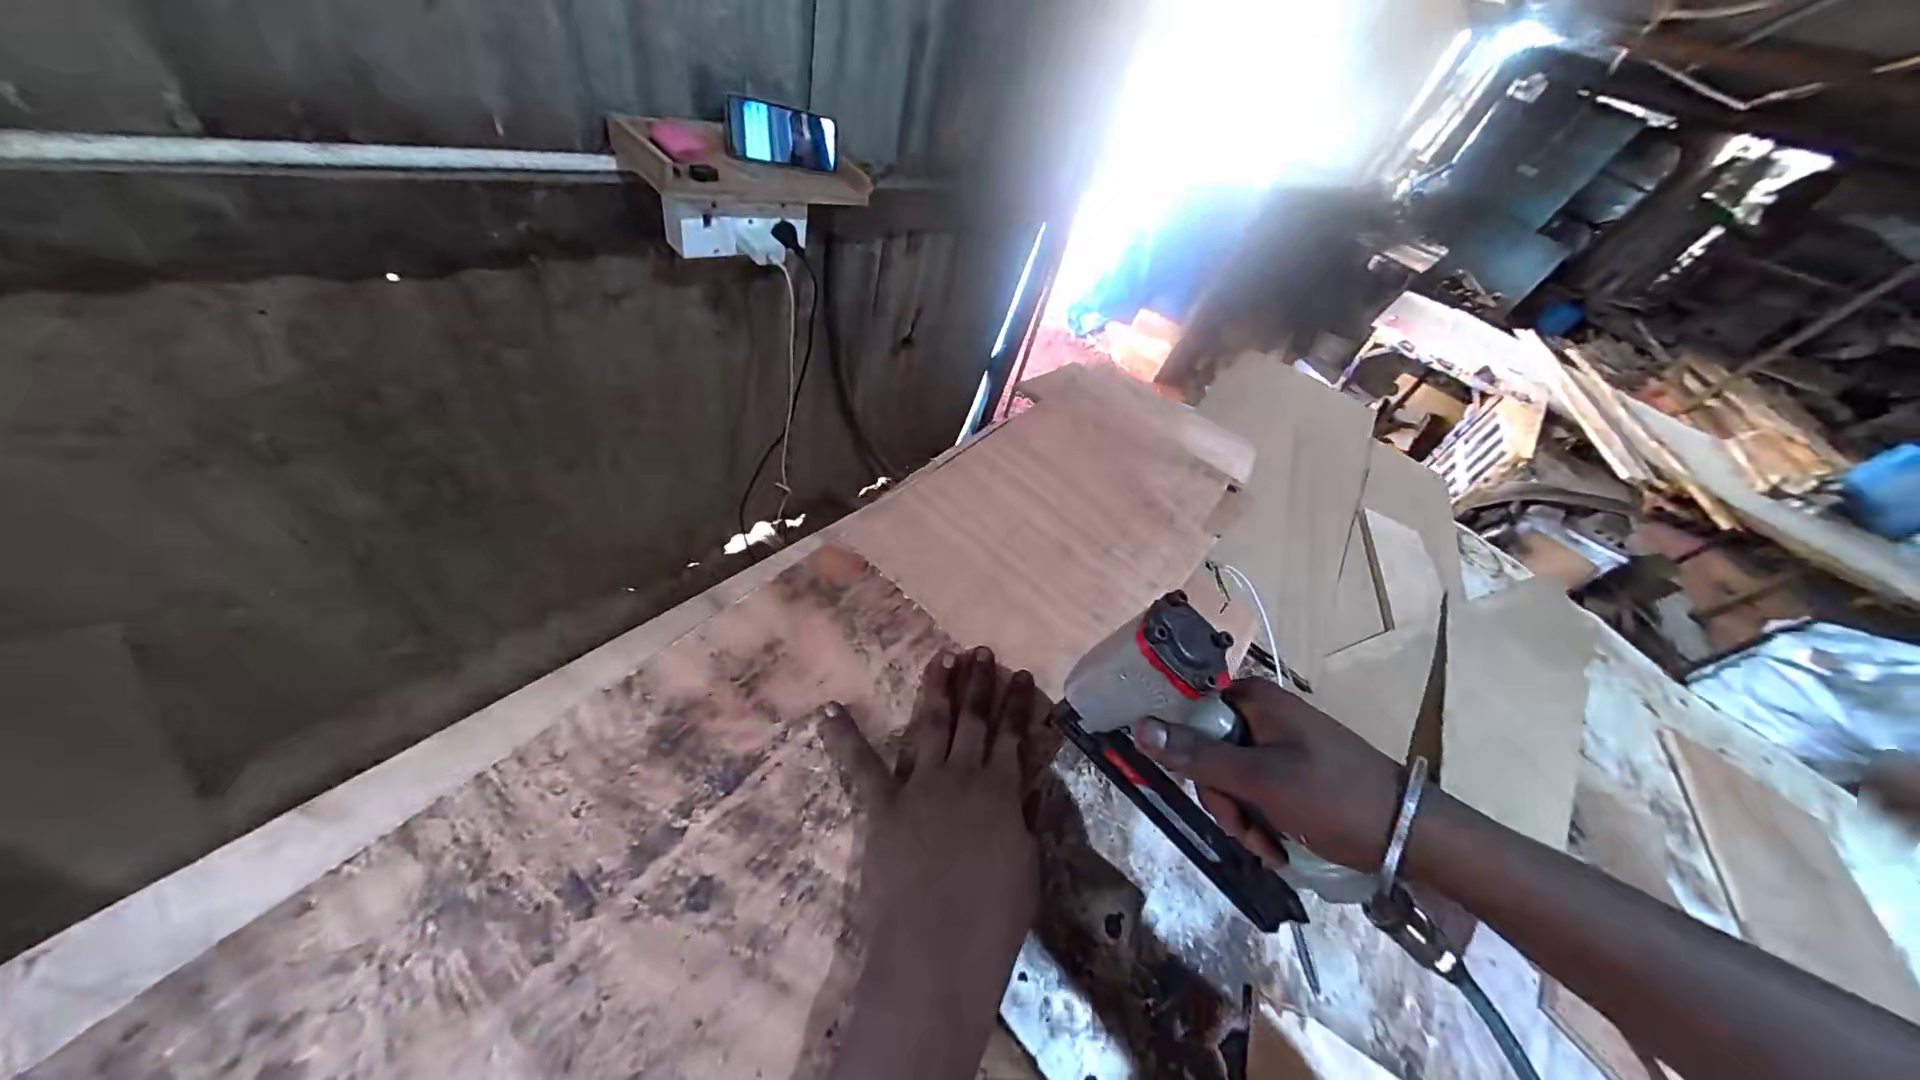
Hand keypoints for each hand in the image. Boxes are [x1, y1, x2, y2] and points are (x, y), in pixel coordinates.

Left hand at [817, 647, 1055, 1079]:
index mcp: (1001, 790)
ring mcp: (919, 786)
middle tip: (982, 652)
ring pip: (931, 725)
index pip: (1013, 735)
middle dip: (980, 683)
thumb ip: (1023, 818)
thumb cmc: (994, 919)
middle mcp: (962, 775)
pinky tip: (830, 710)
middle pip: (973, 719)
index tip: (1019, 675)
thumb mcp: (1026, 865)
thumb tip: (1024, 786)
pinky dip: (844, 737)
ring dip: (938, 690)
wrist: (938, 951)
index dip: (1017, 703)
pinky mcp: (882, 806)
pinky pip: (860, 766)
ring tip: (944, 658)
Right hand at [1134, 677, 1403, 872]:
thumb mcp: (1260, 781)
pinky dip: (1260, 818)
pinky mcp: (1292, 768)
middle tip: (1245, 828)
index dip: (1180, 747)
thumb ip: (1197, 756)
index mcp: (1252, 698)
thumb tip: (1140, 727)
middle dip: (1222, 798)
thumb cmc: (1334, 798)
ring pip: (1229, 776)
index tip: (1191, 785)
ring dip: (1241, 816)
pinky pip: (1255, 789)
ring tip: (1270, 846)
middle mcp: (1262, 711)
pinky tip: (1279, 844)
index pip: (1187, 710)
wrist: (1414, 837)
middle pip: (1207, 750)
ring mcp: (1278, 740)